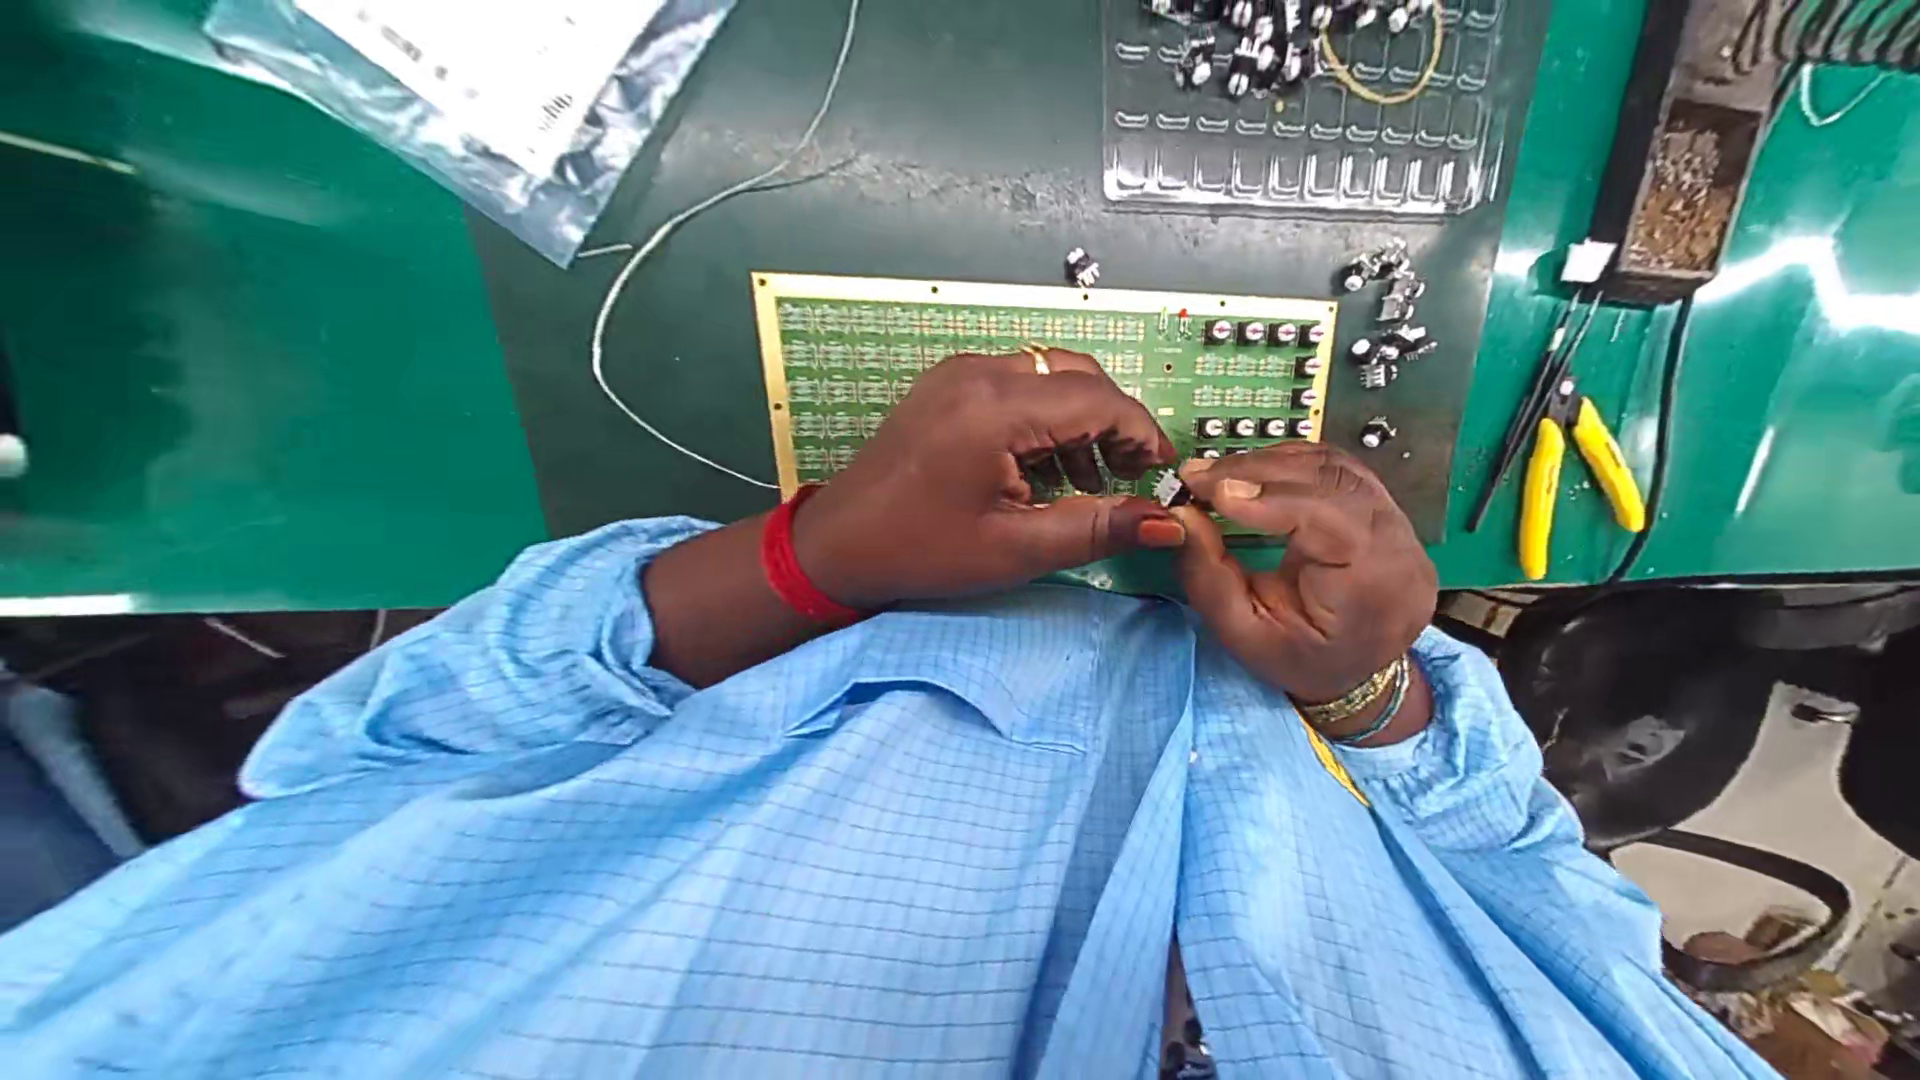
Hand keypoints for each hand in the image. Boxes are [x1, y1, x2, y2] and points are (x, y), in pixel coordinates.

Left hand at [791, 350, 1184, 607]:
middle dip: (1113, 423)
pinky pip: (1012, 385)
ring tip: (1083, 480)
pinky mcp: (943, 388)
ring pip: (1046, 377)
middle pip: (1076, 376)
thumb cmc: (920, 551)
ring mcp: (956, 375)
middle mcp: (977, 373)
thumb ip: (1097, 528)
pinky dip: (1041, 417)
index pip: (1098, 399)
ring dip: (1077, 420)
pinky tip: (1039, 466)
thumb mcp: (1015, 547)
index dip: (1141, 433)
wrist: (837, 545)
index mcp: (995, 408)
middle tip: (1126, 476)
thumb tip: (1165, 522)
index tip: (1159, 472)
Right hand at [1171, 444, 1436, 703]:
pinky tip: (1249, 474)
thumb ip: (1207, 574)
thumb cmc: (1296, 660)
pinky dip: (1286, 464)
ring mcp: (1399, 524)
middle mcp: (1400, 548)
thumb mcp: (1239, 631)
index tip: (1210, 490)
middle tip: (1199, 475)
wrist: (1351, 673)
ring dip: (1269, 463)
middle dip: (1258, 471)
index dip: (1269, 497)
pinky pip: (1336, 469)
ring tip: (1217, 475)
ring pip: (1334, 466)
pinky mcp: (1383, 510)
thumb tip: (1183, 514)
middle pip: (1333, 481)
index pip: (1330, 519)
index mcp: (1372, 588)